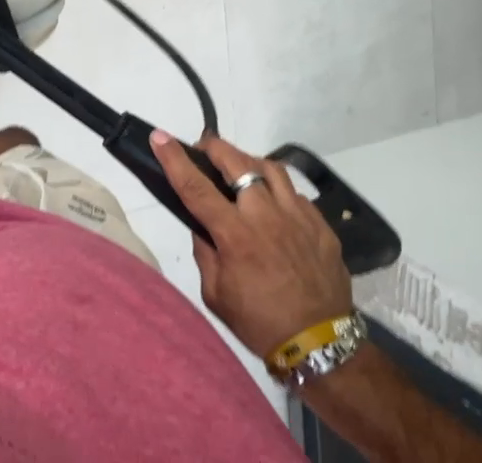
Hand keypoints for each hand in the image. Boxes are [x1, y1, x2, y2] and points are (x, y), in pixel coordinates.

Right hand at [150, 130, 351, 361]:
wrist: (321, 345)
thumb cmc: (259, 323)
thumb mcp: (215, 294)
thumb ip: (205, 253)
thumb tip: (203, 226)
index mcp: (235, 235)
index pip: (195, 186)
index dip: (174, 159)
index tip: (159, 136)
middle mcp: (266, 217)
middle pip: (238, 162)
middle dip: (215, 147)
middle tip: (204, 149)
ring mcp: (299, 217)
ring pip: (271, 168)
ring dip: (248, 161)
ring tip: (239, 169)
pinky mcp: (322, 225)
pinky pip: (295, 194)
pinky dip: (277, 190)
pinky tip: (272, 204)